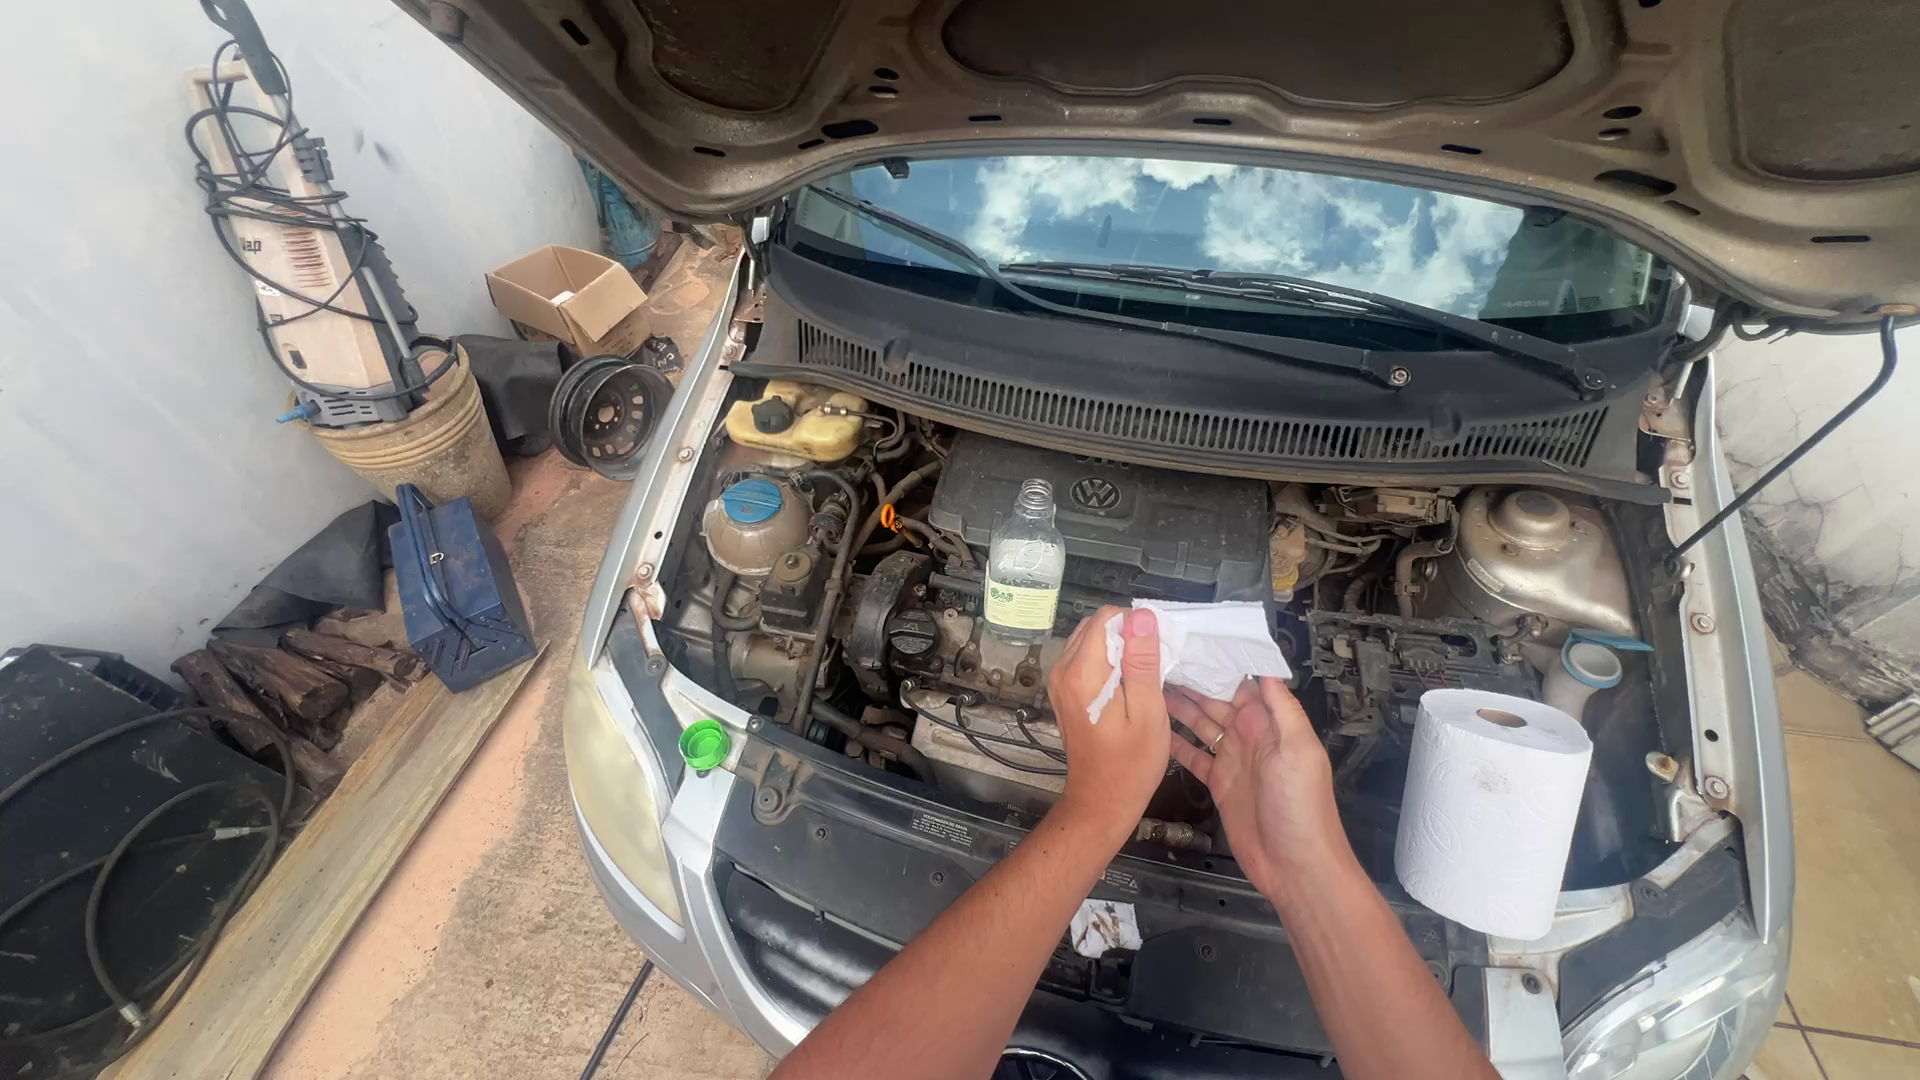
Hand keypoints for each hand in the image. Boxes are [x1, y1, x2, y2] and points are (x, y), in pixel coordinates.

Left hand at [1046, 607, 1171, 835]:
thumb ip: (1142, 661)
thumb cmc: (1130, 763)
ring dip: (1117, 648)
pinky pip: (1084, 657)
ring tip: (1140, 679)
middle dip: (1127, 636)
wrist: (1101, 799)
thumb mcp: (1148, 711)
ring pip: (1089, 639)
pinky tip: (1125, 687)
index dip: (1136, 627)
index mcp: (1082, 673)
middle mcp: (1063, 670)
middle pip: (1096, 625)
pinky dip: (1106, 661)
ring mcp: (1059, 680)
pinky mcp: (1063, 690)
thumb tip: (1142, 616)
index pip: (1106, 618)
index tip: (1155, 653)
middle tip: (1151, 668)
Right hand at [1165, 678, 1346, 904]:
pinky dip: (1176, 742)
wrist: (1295, 866)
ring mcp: (1233, 760)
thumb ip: (1282, 710)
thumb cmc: (1303, 809)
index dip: (1216, 666)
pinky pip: (1194, 756)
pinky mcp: (1219, 782)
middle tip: (1160, 662)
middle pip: (1215, 700)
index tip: (1191, 646)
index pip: (1240, 685)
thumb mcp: (1300, 751)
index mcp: (1269, 725)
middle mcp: (1250, 737)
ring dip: (1179, 706)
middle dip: (1191, 681)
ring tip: (1152, 686)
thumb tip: (1266, 669)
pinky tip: (1156, 728)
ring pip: (1201, 723)